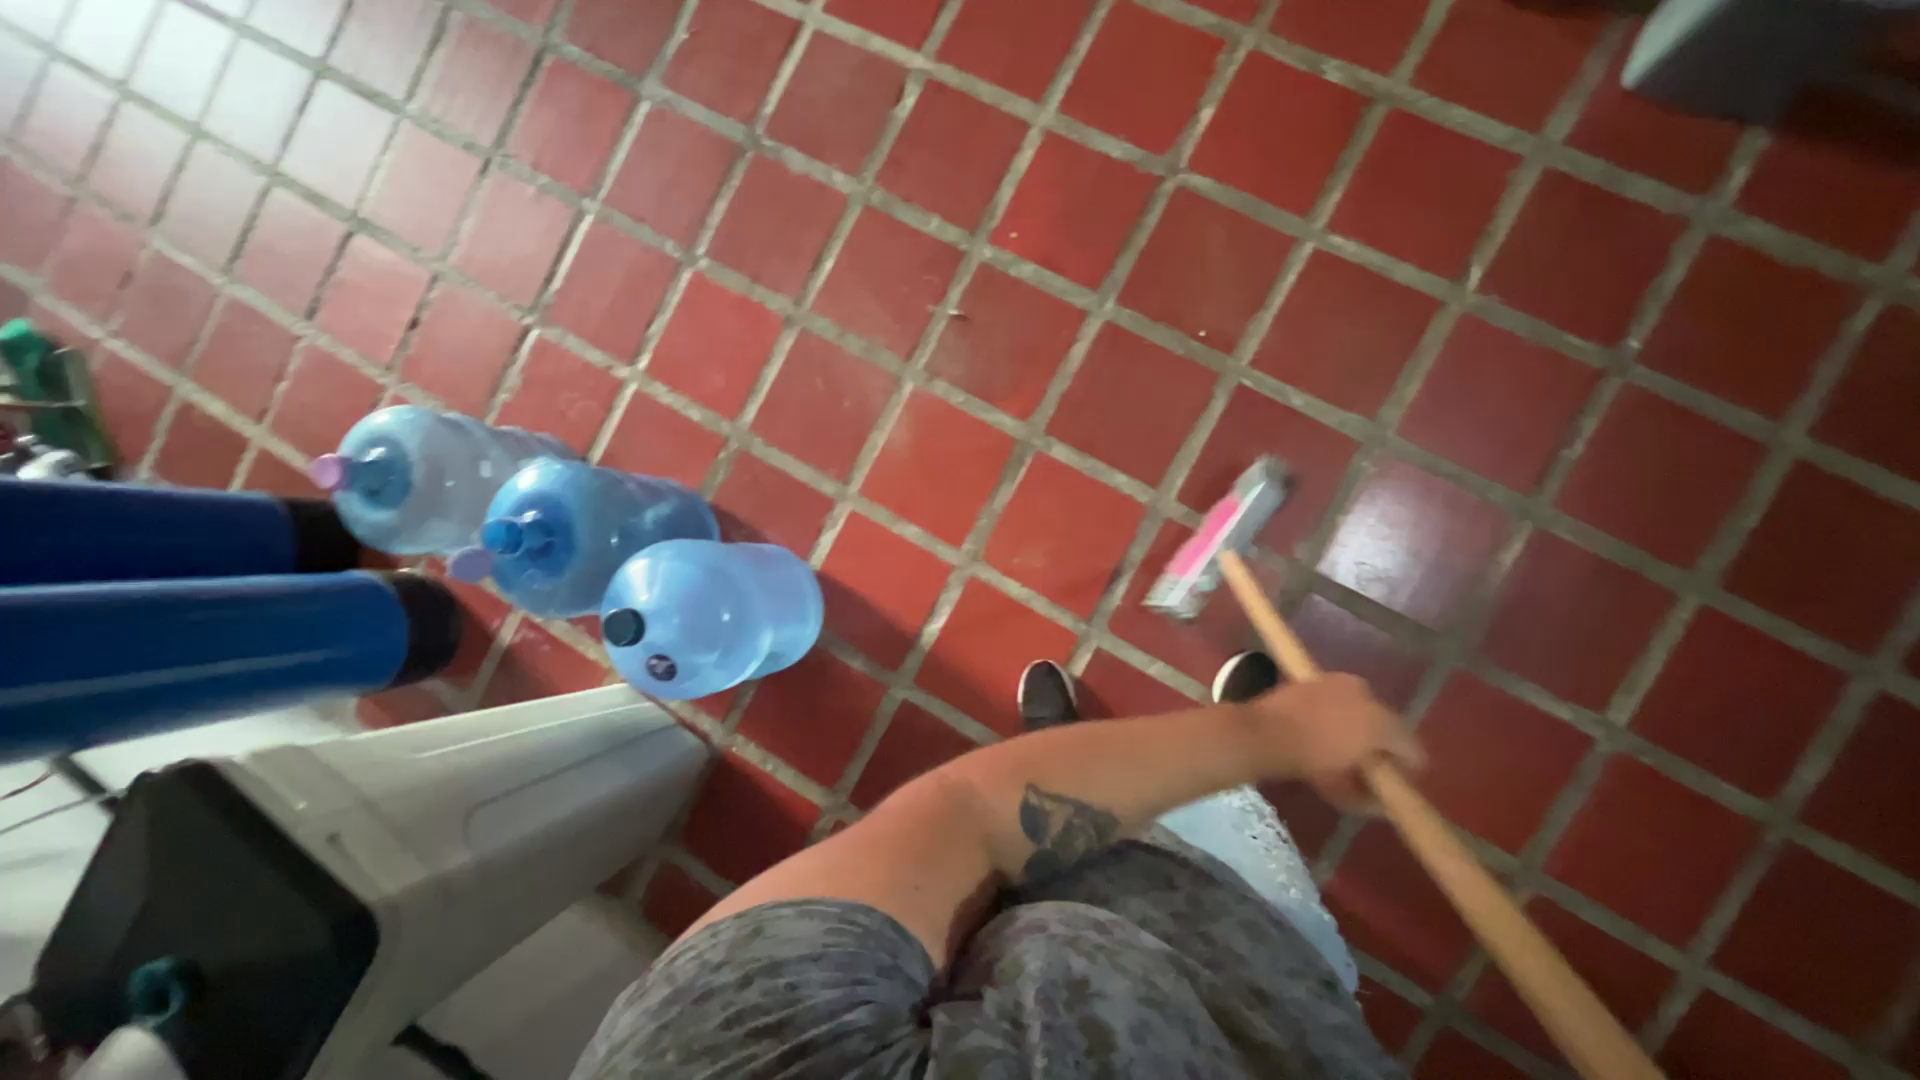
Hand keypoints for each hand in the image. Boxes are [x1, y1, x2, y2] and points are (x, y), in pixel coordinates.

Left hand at [1247, 674, 1422, 810]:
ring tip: (1352, 743)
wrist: (1263, 732)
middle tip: (1376, 761)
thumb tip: (1383, 805)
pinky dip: (1342, 711)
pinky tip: (1331, 726)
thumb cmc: (1307, 763)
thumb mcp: (1342, 792)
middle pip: (1389, 723)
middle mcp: (1369, 695)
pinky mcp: (1320, 677)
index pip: (1411, 747)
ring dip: (1364, 723)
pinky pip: (1342, 696)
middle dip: (1387, 742)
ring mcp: (1342, 681)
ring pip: (1366, 706)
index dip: (1411, 765)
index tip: (1404, 778)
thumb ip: (1369, 799)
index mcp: (1382, 724)